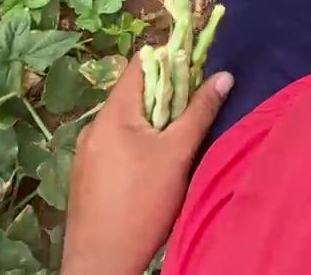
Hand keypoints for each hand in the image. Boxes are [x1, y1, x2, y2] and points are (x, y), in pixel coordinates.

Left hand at [60, 62, 231, 274]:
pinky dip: (139, 139)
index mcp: (112, 115)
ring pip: (127, 119)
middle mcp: (94, 127)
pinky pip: (116, 142)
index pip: (140, 65)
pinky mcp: (86, 176)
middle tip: (195, 102)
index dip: (168, 57)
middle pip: (134, 92)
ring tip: (179, 134)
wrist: (101, 268)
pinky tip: (155, 162)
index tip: (195, 63)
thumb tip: (223, 75)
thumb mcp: (178, 153)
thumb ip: (200, 111)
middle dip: (166, 92)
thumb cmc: (142, 204)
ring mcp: (86, 153)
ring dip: (154, 118)